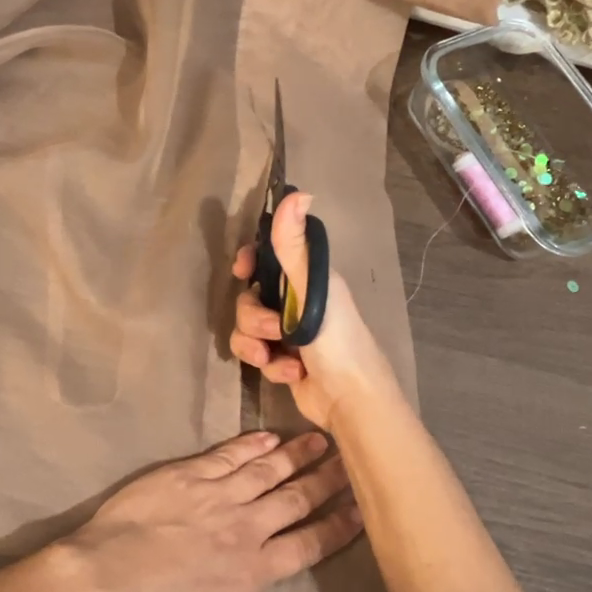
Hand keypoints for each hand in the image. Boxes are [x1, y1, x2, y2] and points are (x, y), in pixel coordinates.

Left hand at [57, 430, 360, 591]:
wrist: (101, 579)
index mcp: (252, 569)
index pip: (307, 544)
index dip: (337, 527)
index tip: (361, 510)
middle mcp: (242, 526)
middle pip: (294, 498)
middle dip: (325, 480)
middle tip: (351, 461)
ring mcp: (214, 495)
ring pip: (265, 470)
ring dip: (295, 454)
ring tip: (319, 439)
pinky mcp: (186, 473)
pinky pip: (227, 454)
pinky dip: (250, 444)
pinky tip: (268, 436)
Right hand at [230, 191, 400, 427]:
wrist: (349, 399)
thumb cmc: (336, 338)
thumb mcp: (312, 287)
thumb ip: (294, 245)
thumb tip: (297, 192)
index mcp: (308, 278)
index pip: (269, 256)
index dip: (249, 262)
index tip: (241, 272)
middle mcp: (297, 301)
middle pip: (249, 297)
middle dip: (252, 317)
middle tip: (272, 330)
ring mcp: (288, 332)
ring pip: (246, 328)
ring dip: (255, 343)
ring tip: (274, 357)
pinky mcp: (281, 360)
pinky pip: (256, 354)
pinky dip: (271, 366)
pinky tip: (291, 374)